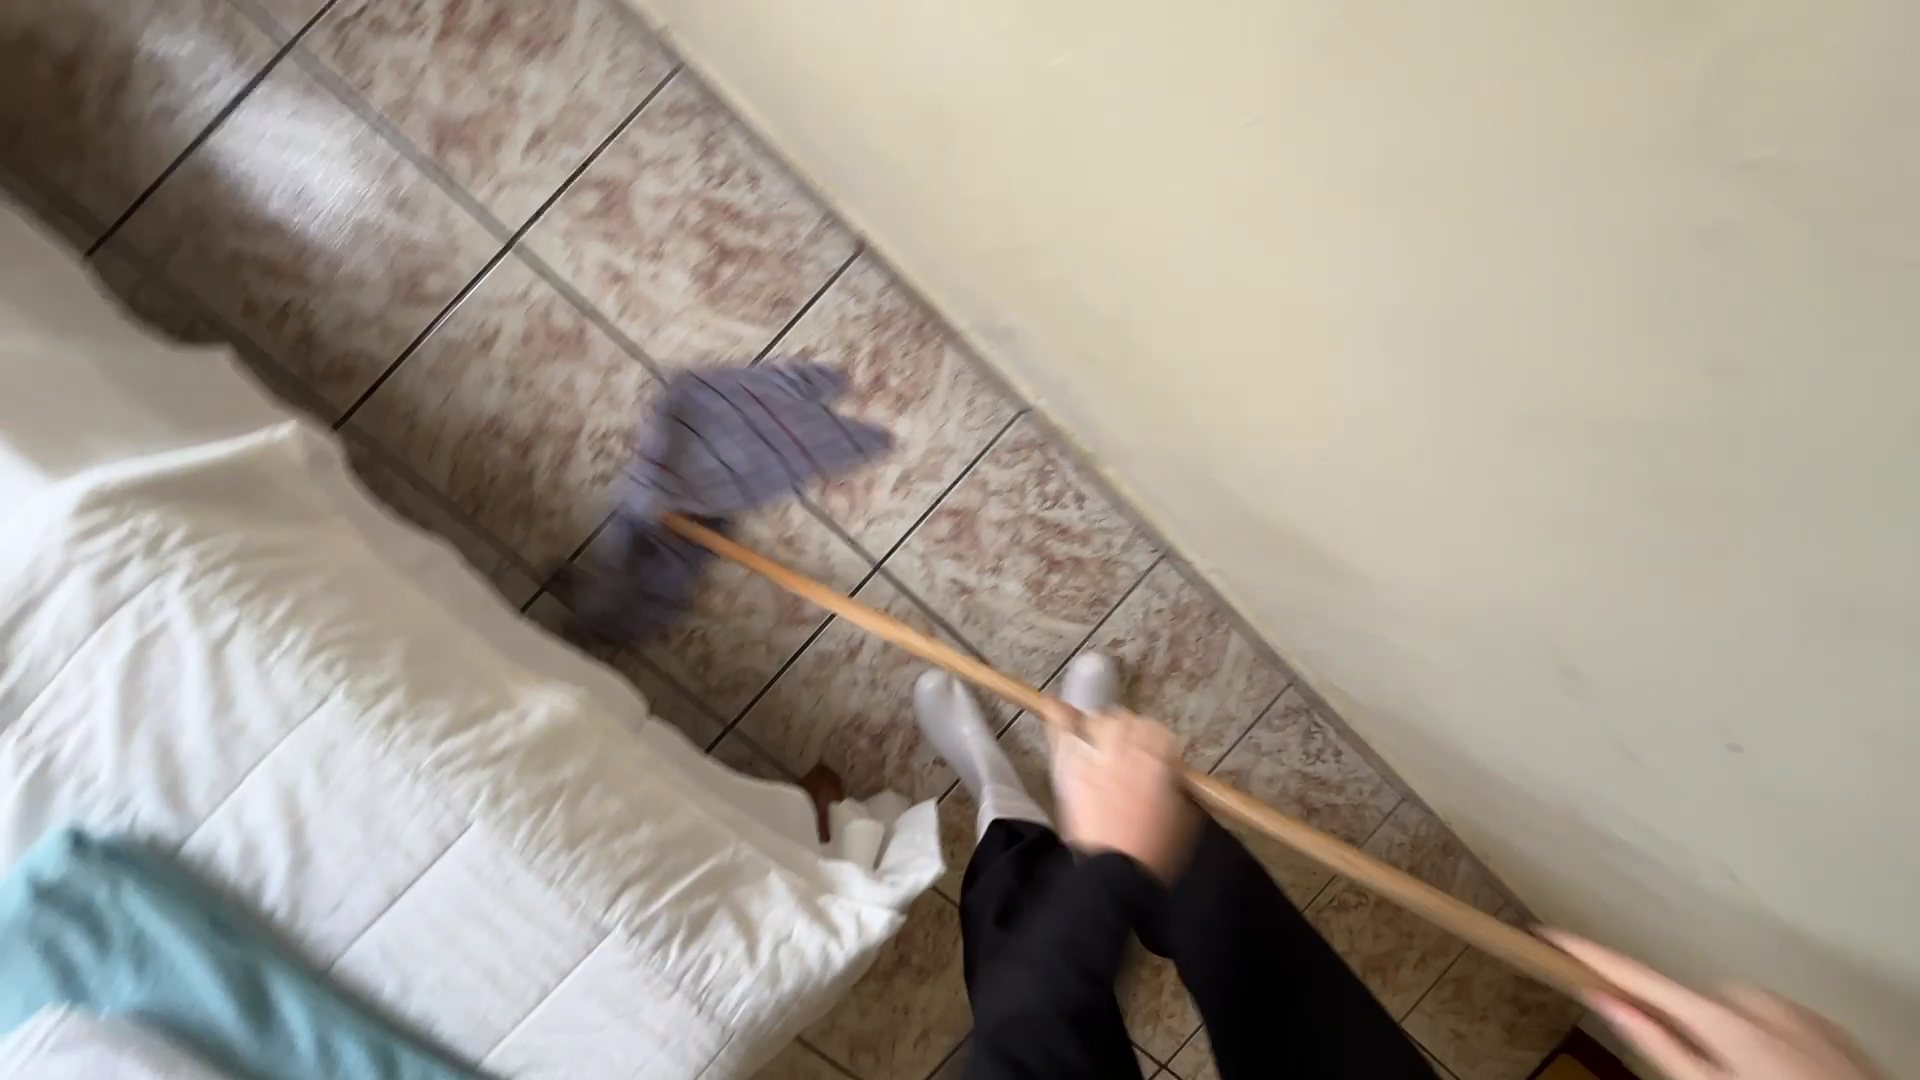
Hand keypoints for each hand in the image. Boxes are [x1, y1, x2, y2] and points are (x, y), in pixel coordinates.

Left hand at [1052, 709, 1198, 883]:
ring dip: (1100, 725)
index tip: (1154, 746)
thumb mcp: (1182, 820)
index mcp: (1158, 766)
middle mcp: (1126, 756)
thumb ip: (1176, 789)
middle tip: (1127, 741)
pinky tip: (1052, 706)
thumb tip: (1171, 776)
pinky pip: (1062, 737)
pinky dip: (1057, 719)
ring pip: (1097, 722)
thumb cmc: (1153, 854)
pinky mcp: (1071, 773)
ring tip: (1100, 734)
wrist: (1114, 874)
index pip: (1157, 731)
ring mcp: (1095, 761)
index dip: (1155, 737)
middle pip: (1126, 721)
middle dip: (1128, 727)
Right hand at [1543, 931, 1886, 1079]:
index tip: (1548, 931)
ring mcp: (1793, 1010)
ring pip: (1731, 1009)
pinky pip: (1773, 1018)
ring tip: (1753, 1074)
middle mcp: (1750, 998)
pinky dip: (1766, 1037)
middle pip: (1688, 998)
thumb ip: (1655, 1041)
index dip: (1585, 951)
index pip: (1631, 972)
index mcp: (1715, 1013)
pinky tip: (1783, 1068)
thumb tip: (1603, 998)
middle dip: (1683, 1022)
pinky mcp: (1826, 1026)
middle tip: (1701, 1065)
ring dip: (1729, 1033)